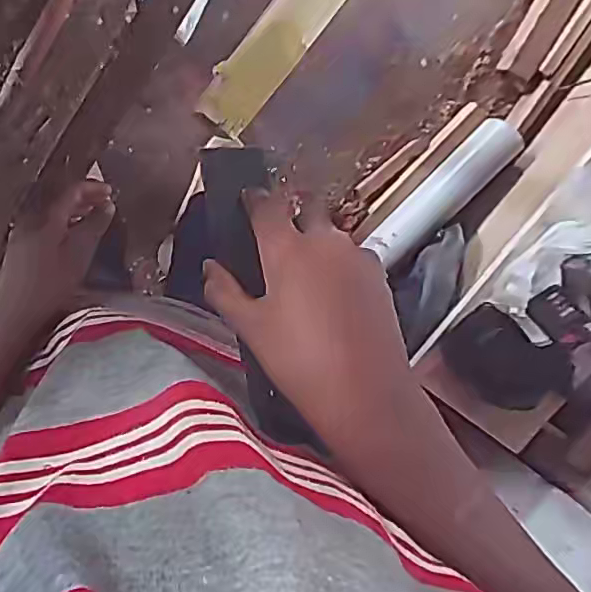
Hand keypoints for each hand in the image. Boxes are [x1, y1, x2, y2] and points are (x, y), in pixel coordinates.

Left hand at [0, 180, 115, 336]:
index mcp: (46, 218)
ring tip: (92, 218)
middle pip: (59, 199)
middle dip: (83, 198)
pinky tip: (71, 237)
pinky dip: (61, 224)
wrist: (14, 314)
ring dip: (72, 211)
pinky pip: (43, 225)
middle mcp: (30, 220)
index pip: (71, 191)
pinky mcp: (18, 249)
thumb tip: (106, 206)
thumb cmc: (50, 287)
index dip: (92, 188)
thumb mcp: (79, 255)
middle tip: (104, 202)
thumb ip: (94, 227)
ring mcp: (21, 234)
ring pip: (51, 213)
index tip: (110, 191)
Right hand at [202, 189, 414, 442]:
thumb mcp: (249, 327)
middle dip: (290, 214)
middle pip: (306, 207)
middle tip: (273, 239)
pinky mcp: (379, 276)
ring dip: (315, 240)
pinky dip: (337, 263)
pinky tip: (329, 294)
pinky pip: (352, 256)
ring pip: (332, 233)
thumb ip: (224, 290)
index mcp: (286, 248)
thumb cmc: (299, 361)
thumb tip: (211, 268)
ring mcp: (357, 256)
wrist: (366, 393)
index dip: (253, 198)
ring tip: (301, 273)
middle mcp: (325, 242)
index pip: (266, 203)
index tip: (245, 200)